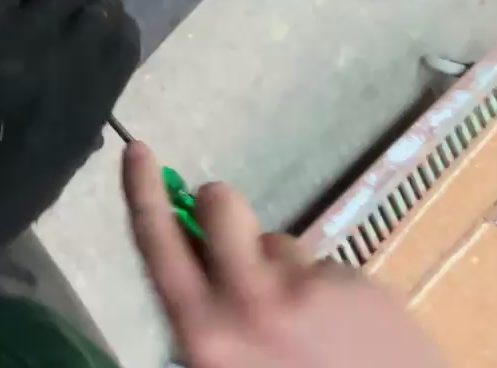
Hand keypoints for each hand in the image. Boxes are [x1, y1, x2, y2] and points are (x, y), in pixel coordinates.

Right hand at [123, 143, 444, 367]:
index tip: (138, 150)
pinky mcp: (359, 291)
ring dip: (284, 265)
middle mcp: (248, 303)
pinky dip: (334, 294)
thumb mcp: (222, 361)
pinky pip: (328, 269)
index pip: (157, 241)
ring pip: (278, 239)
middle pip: (219, 205)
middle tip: (236, 233)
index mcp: (205, 331)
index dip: (142, 190)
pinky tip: (353, 337)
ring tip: (312, 321)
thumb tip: (189, 242)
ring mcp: (308, 293)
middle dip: (222, 207)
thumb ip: (200, 308)